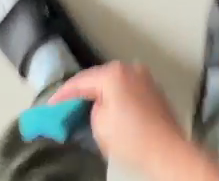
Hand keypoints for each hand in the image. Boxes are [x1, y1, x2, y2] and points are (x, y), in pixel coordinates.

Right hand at [48, 63, 218, 179]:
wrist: (167, 150)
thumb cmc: (133, 138)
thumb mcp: (100, 125)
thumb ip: (92, 109)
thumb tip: (97, 106)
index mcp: (114, 73)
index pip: (81, 80)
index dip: (63, 94)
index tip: (51, 104)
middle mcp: (130, 68)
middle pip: (99, 78)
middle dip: (83, 92)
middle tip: (67, 106)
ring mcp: (144, 77)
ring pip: (114, 83)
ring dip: (101, 94)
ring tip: (87, 109)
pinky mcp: (153, 89)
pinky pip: (127, 89)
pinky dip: (116, 97)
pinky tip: (111, 111)